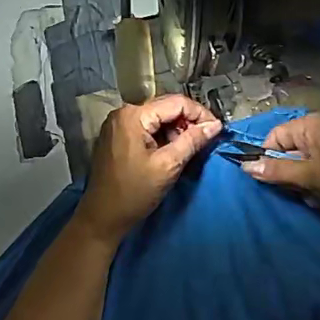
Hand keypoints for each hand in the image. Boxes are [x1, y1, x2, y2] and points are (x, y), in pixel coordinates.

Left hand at [74, 95, 221, 241]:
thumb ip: (192, 141)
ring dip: (176, 130)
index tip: (216, 130)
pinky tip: (172, 151)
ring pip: (157, 118)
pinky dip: (162, 136)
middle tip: (205, 140)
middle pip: (166, 107)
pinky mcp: (117, 136)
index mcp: (134, 115)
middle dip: (188, 122)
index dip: (200, 114)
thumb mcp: (168, 166)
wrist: (103, 216)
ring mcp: (118, 124)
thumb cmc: (134, 192)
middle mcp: (123, 113)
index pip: (176, 102)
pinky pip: (146, 128)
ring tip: (189, 149)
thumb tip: (215, 125)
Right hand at [239, 112, 319, 209]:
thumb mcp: (312, 176)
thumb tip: (245, 166)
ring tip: (317, 198)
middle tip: (300, 192)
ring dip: (306, 186)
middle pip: (287, 154)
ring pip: (303, 168)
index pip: (272, 140)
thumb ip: (277, 171)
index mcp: (309, 125)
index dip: (268, 161)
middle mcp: (318, 131)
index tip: (272, 183)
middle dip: (290, 177)